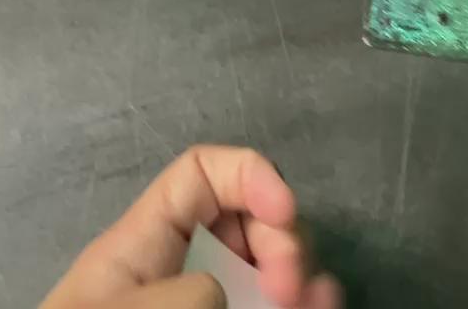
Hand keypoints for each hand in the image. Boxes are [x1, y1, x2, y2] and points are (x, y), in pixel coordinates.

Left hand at [41, 146, 342, 308]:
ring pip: (268, 266)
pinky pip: (268, 303)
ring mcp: (209, 300)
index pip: (202, 173)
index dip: (249, 173)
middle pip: (248, 218)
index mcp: (147, 239)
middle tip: (290, 284)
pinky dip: (301, 302)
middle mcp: (185, 264)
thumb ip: (173, 294)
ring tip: (314, 300)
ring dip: (298, 274)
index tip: (283, 209)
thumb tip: (224, 289)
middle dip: (282, 237)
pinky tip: (321, 306)